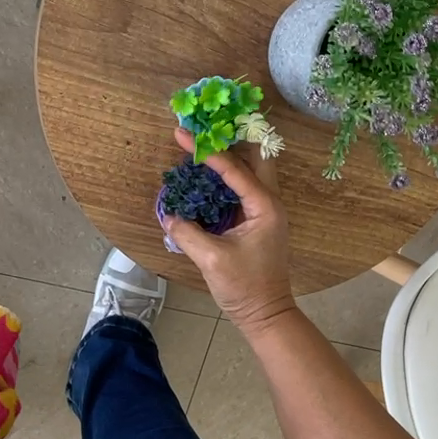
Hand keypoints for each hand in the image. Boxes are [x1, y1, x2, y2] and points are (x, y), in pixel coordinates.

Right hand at [164, 127, 296, 333]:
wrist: (266, 314)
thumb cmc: (244, 287)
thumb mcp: (211, 259)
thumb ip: (187, 233)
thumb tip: (168, 215)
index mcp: (264, 206)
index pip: (233, 168)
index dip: (206, 149)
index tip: (181, 132)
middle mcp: (269, 202)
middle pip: (255, 156)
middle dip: (231, 137)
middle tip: (204, 124)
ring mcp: (264, 210)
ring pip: (251, 169)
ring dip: (229, 154)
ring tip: (201, 140)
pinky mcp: (256, 220)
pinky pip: (242, 186)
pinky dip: (226, 174)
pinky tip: (204, 173)